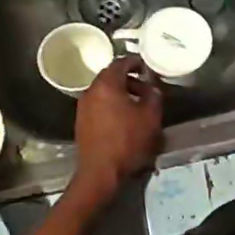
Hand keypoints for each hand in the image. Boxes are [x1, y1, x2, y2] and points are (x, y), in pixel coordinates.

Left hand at [72, 56, 162, 198]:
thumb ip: (153, 96)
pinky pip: (98, 104)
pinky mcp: (81, 121)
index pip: (121, 62)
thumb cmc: (127, 141)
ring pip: (104, 91)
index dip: (136, 62)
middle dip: (129, 79)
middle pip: (110, 76)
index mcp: (106, 84)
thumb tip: (152, 87)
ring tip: (137, 105)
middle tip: (145, 87)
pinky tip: (123, 118)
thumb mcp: (150, 117)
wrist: (100, 172)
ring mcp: (83, 107)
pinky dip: (111, 104)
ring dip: (120, 93)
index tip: (146, 66)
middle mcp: (91, 91)